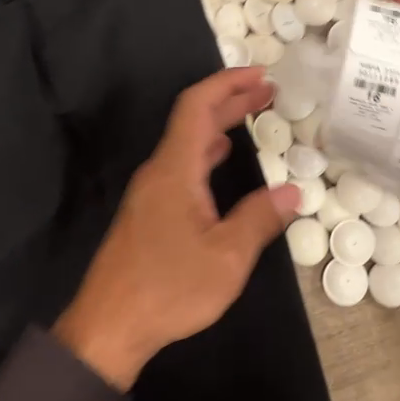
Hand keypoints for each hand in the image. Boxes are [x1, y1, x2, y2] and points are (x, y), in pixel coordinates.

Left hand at [54, 67, 300, 390]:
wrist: (108, 326)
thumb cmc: (168, 287)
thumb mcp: (226, 257)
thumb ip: (259, 219)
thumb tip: (291, 192)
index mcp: (175, 170)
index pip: (197, 106)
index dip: (227, 84)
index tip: (260, 75)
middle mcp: (158, 172)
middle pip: (192, 121)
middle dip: (230, 101)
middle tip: (267, 92)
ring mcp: (149, 193)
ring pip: (186, 144)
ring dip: (218, 127)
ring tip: (251, 120)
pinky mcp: (147, 214)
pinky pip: (180, 166)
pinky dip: (206, 152)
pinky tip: (220, 162)